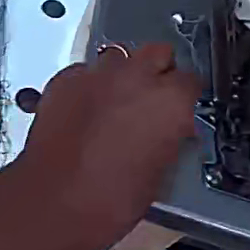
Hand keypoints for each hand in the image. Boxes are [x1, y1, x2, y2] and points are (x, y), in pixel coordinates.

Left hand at [6, 44, 200, 249]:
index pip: (190, 79)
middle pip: (155, 52)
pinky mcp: (64, 79)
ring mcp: (96, 73)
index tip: (181, 102)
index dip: (185, 93)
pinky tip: (84, 107)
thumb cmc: (112, 195)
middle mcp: (134, 77)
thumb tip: (168, 130)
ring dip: (120, 73)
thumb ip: (168, 134)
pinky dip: (87, 84)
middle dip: (156, 69)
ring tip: (115, 100)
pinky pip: (83, 71)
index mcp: (169, 100)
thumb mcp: (161, 168)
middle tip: (150, 94)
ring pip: (117, 56)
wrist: (59, 197)